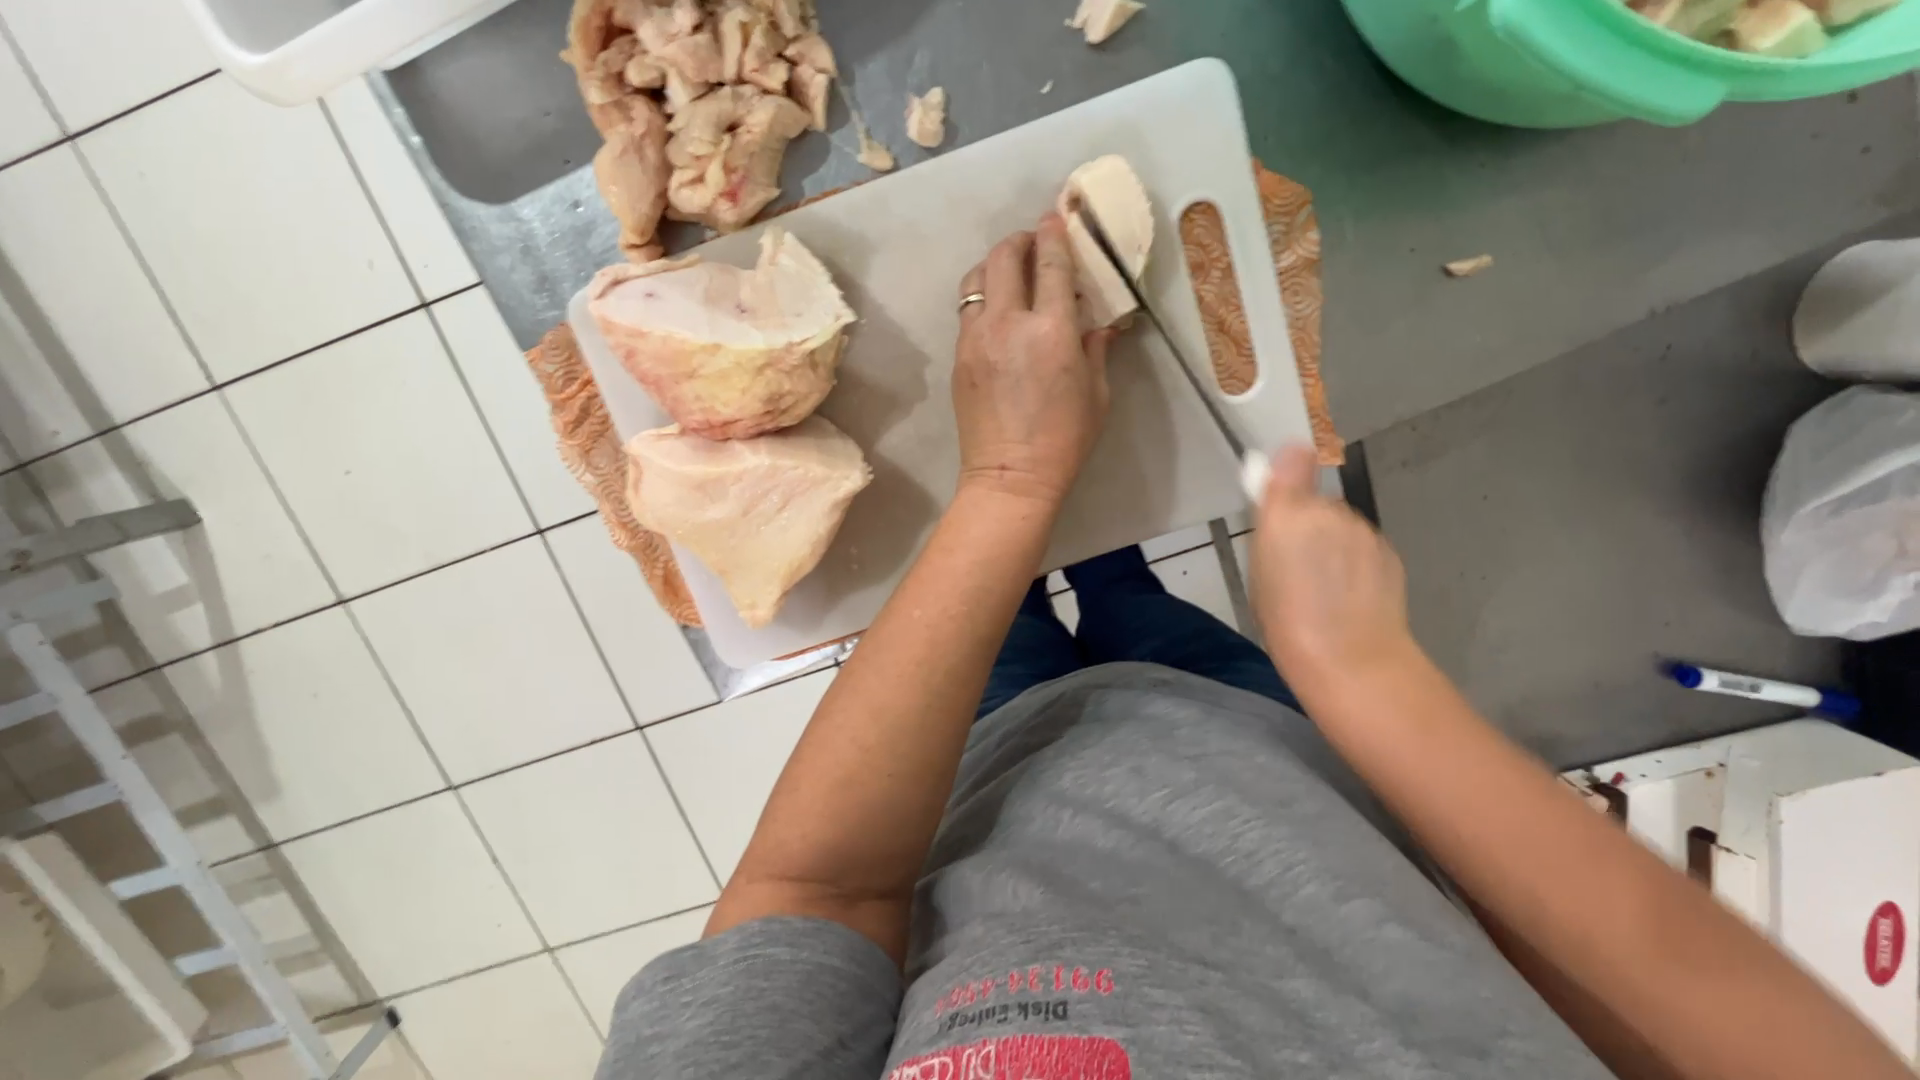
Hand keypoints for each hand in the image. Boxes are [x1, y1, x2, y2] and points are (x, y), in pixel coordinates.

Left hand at [951, 213, 1113, 507]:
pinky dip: (983, 299)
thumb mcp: (1096, 393)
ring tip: (1011, 274)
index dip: (1054, 233)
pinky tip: (998, 314)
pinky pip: (968, 311)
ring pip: (976, 278)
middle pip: (1004, 257)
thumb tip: (1100, 324)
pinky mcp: (959, 356)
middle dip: (1020, 240)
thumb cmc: (1064, 440)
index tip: (1056, 217)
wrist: (1010, 477)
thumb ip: (1096, 348)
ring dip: (995, 266)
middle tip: (1034, 244)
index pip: (1050, 263)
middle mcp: (1008, 324)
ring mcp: (976, 339)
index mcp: (1051, 331)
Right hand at [1251, 445, 1417, 686]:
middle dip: (1308, 523)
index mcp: (1285, 514)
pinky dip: (1356, 561)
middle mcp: (1327, 510)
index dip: (1290, 469)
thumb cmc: (1286, 622)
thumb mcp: (1260, 573)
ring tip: (1325, 586)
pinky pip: (1363, 546)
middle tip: (1296, 565)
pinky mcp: (1388, 549)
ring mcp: (1363, 529)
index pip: (1294, 460)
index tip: (1283, 489)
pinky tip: (1350, 594)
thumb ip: (1272, 524)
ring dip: (1333, 543)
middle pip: (1316, 502)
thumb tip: (1282, 490)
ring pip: (1341, 524)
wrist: (1350, 659)